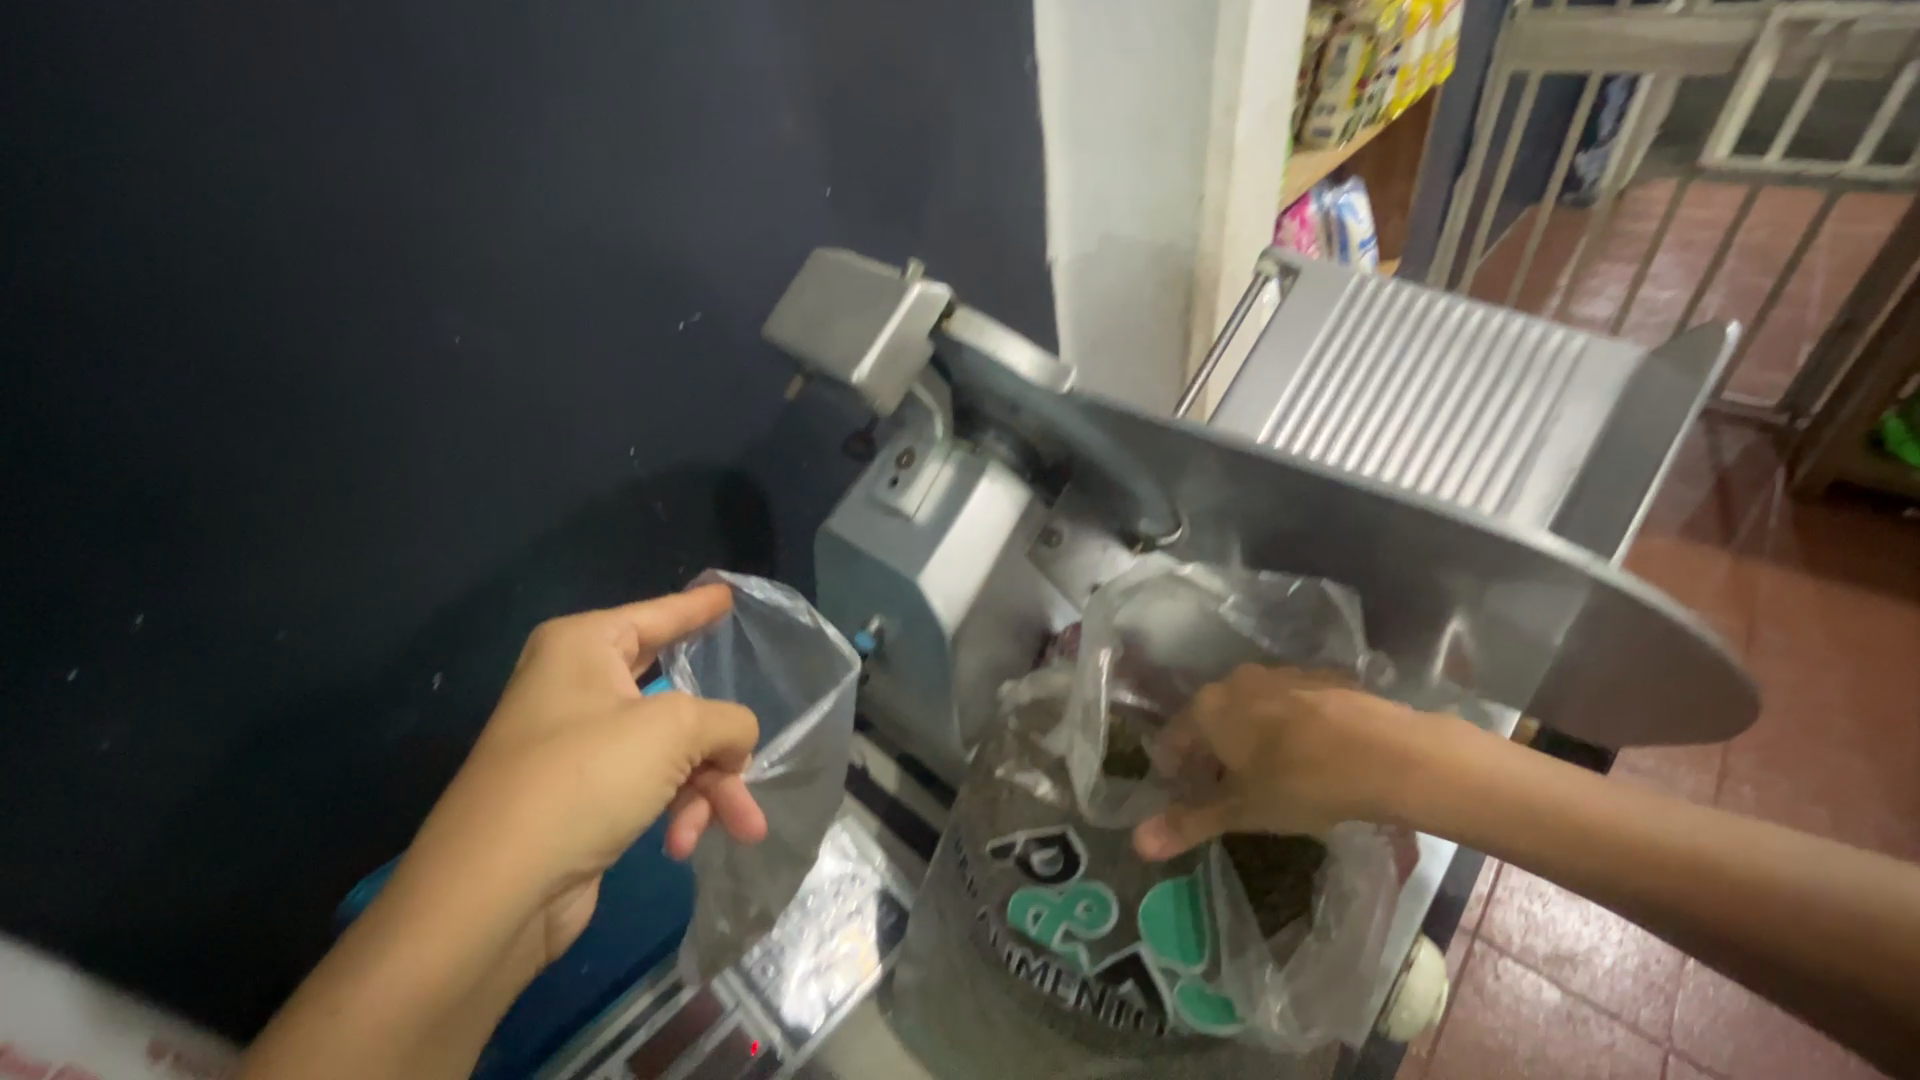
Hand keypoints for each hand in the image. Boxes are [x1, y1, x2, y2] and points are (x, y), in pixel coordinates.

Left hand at [392, 585, 765, 964]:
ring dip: (707, 789)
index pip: (657, 615)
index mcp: (583, 647)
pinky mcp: (580, 798)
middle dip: (719, 741)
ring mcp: (576, 745)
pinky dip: (676, 811)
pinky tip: (682, 845)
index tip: (729, 596)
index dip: (697, 608)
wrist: (496, 891)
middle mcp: (576, 688)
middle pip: (674, 696)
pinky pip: (650, 787)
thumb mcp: (675, 730)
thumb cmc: (586, 777)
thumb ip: (726, 721)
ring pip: (671, 751)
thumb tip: (735, 745)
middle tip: (751, 761)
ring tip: (742, 828)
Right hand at [1132, 664, 1428, 860]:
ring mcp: (1280, 674)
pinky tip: (1309, 756)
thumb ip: (1188, 822)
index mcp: (1207, 708)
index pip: (1171, 739)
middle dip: (1211, 755)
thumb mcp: (1241, 810)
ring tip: (1269, 776)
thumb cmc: (1300, 782)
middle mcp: (1235, 681)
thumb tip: (1137, 843)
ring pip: (1248, 709)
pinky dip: (1285, 727)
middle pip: (1208, 720)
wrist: (1387, 752)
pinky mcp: (1320, 677)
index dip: (1173, 773)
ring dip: (1248, 738)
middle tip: (1227, 793)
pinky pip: (1287, 705)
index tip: (1186, 799)